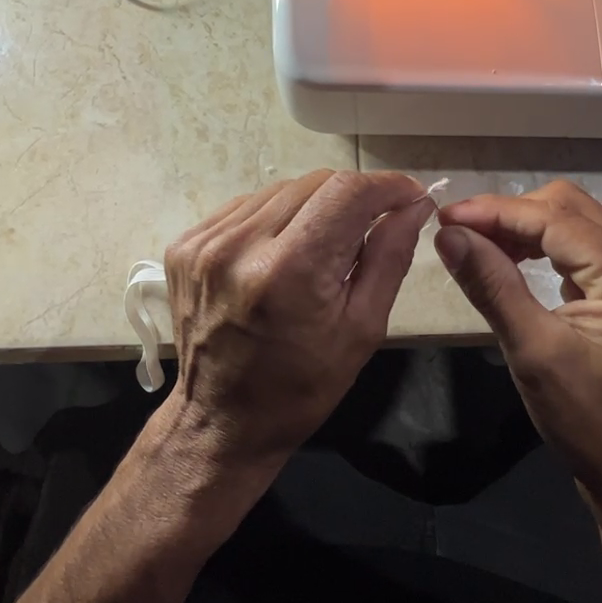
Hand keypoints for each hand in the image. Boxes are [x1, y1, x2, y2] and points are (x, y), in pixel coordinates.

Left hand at [161, 169, 433, 469]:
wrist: (221, 420)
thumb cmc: (301, 385)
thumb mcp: (362, 329)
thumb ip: (390, 257)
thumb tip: (415, 205)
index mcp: (290, 270)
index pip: (347, 192)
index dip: (387, 186)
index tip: (410, 195)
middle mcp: (241, 245)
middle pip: (315, 182)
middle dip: (354, 197)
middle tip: (374, 224)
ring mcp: (206, 242)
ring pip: (281, 189)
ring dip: (314, 206)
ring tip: (324, 245)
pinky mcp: (186, 244)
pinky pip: (248, 206)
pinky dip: (276, 218)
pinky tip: (283, 250)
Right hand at [434, 181, 601, 495]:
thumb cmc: (588, 422)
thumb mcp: (533, 351)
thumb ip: (491, 284)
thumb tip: (447, 235)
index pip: (555, 219)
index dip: (495, 211)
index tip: (443, 217)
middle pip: (567, 209)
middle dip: (509, 214)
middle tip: (457, 235)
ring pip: (574, 223)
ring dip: (523, 228)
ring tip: (478, 247)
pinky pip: (582, 248)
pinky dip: (542, 246)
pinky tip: (511, 261)